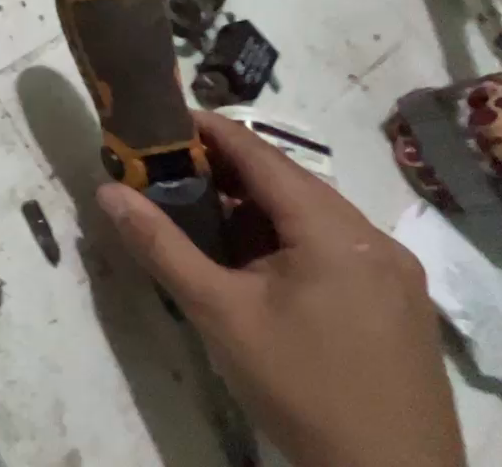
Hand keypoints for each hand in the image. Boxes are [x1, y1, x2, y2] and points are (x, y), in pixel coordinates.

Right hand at [97, 113, 462, 466]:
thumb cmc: (299, 384)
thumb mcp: (216, 311)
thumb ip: (160, 244)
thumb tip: (106, 189)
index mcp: (335, 232)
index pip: (262, 156)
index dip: (209, 130)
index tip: (159, 117)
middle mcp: (372, 240)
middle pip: (287, 181)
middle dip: (223, 169)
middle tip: (162, 169)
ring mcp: (391, 273)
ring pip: (307, 214)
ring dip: (250, 205)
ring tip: (193, 211)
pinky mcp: (395, 302)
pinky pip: (327, 244)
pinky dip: (279, 235)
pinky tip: (245, 258)